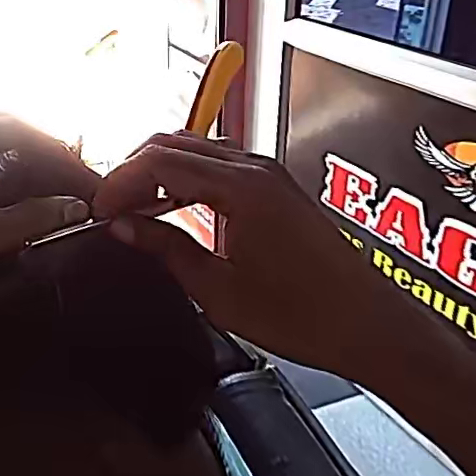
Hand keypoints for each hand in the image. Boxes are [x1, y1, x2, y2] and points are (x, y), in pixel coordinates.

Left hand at [0, 114, 95, 304]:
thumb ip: (34, 217)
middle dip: (41, 146)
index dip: (62, 156)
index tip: (88, 180)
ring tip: (44, 174)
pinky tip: (1, 181)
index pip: (25, 133)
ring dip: (16, 150)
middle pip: (4, 125)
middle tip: (70, 172)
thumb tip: (75, 206)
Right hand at [94, 133, 423, 381]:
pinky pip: (211, 163)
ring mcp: (263, 172)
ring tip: (133, 207)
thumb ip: (164, 247)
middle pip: (170, 144)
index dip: (120, 182)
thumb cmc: (308, 316)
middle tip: (110, 206)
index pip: (159, 162)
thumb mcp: (218, 290)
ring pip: (189, 148)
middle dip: (131, 172)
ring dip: (154, 171)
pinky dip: (180, 176)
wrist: (375, 330)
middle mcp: (253, 168)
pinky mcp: (269, 185)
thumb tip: (123, 226)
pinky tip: (169, 205)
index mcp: (241, 187)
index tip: (100, 207)